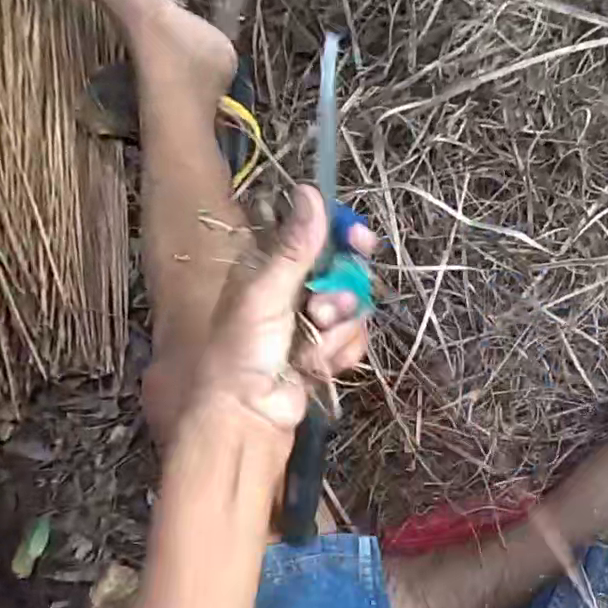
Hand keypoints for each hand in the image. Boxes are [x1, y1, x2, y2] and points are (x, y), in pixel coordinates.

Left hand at [192, 186, 375, 432]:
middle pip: (345, 273)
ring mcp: (312, 322)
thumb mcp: (265, 294)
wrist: (249, 416)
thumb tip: (310, 191)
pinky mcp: (326, 350)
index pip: (318, 235)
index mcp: (271, 266)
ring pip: (354, 309)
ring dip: (337, 332)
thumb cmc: (244, 352)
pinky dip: (340, 354)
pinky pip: (354, 340)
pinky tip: (317, 367)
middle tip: (320, 314)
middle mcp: (293, 289)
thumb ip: (294, 248)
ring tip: (310, 351)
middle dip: (340, 297)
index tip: (363, 243)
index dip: (344, 236)